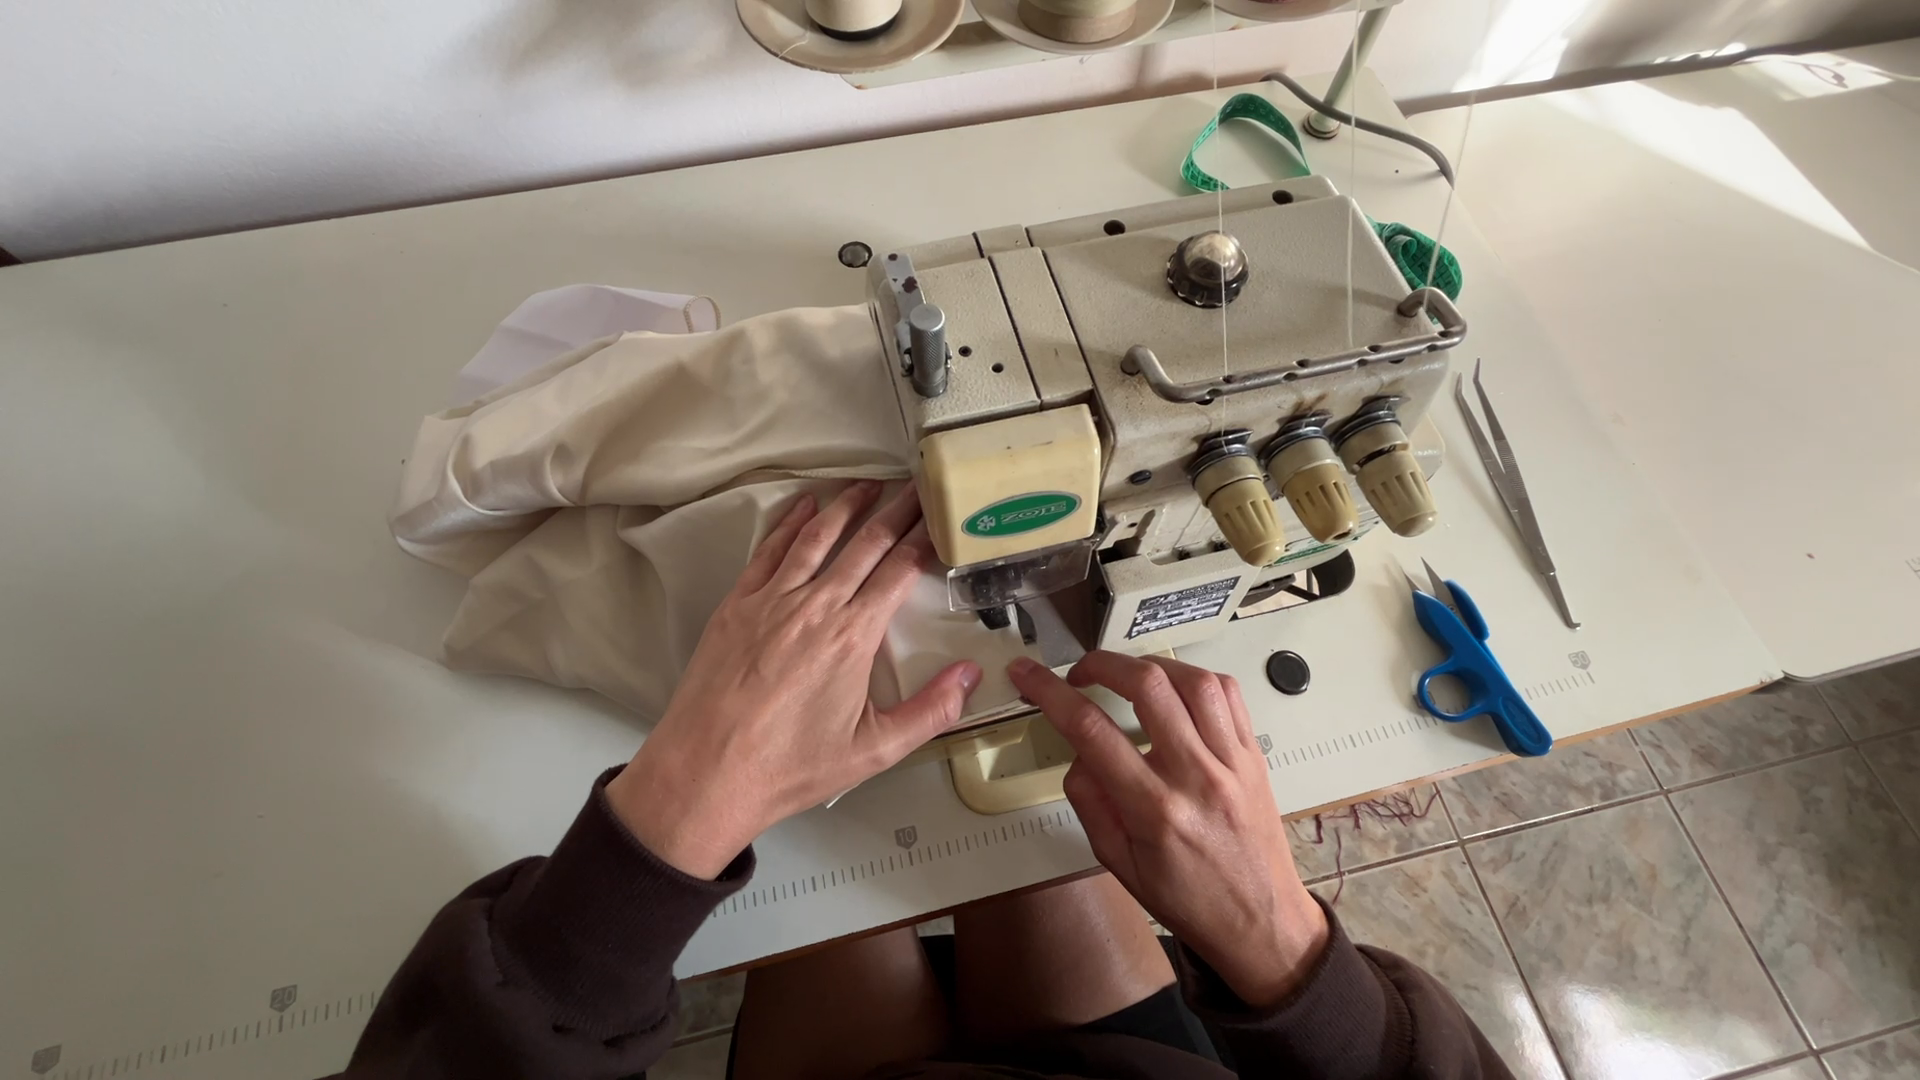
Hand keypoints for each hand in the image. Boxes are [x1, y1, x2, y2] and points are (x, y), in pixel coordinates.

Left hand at [606, 482, 980, 878]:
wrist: (704, 774)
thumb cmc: (790, 766)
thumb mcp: (873, 752)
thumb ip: (930, 711)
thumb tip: (972, 675)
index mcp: (852, 636)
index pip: (899, 569)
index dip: (923, 537)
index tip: (939, 515)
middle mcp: (815, 605)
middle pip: (864, 543)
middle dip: (895, 510)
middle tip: (915, 485)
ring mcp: (771, 600)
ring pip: (816, 537)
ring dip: (845, 505)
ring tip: (868, 483)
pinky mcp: (736, 604)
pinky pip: (769, 550)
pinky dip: (789, 522)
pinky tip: (803, 506)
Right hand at [1007, 652, 1327, 1007]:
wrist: (1263, 924)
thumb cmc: (1187, 899)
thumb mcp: (1118, 864)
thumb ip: (1090, 801)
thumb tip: (1079, 751)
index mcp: (1154, 809)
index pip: (1091, 730)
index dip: (1050, 692)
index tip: (1028, 674)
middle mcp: (1196, 775)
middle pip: (1146, 686)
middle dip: (1100, 663)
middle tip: (1081, 673)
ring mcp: (1231, 760)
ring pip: (1192, 679)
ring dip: (1148, 665)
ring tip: (1127, 676)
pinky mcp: (1252, 753)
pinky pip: (1228, 692)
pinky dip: (1193, 676)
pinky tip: (1173, 688)